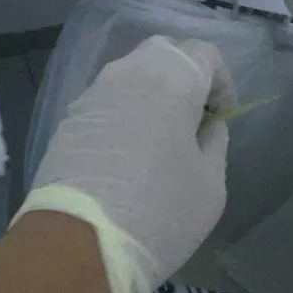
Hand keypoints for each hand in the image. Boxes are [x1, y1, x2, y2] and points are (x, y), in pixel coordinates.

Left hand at [16, 36, 234, 292]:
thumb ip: (214, 142)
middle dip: (184, 75)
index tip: (223, 113)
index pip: (201, 52)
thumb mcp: (210, 184)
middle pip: (162, 52)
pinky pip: (106, 99)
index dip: (221, 78)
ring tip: (162, 136)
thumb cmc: (158, 212)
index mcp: (168, 80)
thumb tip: (208, 124)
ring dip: (151, 92)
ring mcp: (92, 93)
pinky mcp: (69, 117)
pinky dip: (124, 111)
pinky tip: (129, 151)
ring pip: (130, 74)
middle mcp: (127, 74)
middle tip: (195, 116)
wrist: (79, 240)